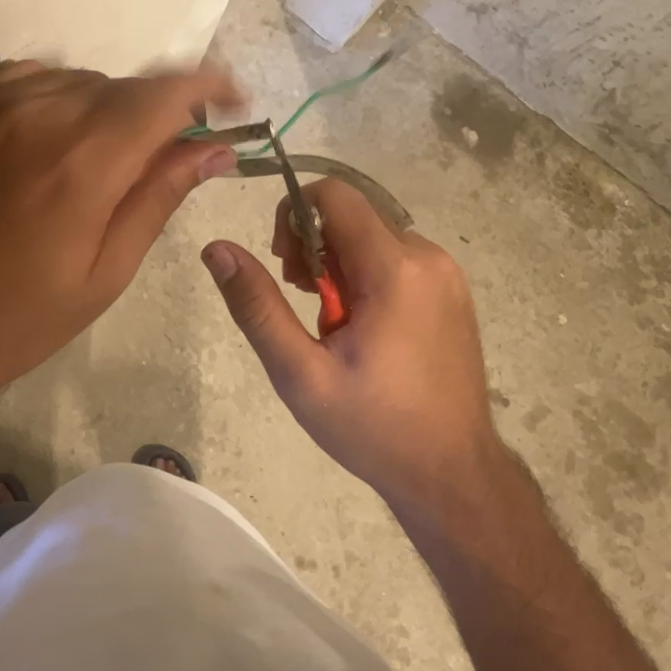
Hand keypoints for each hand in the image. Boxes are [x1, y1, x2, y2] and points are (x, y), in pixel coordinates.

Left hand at [0, 61, 241, 430]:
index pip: (166, 91)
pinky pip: (26, 79)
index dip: (210, 87)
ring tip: (94, 163)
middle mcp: (38, 113)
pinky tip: (46, 144)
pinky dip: (53, 100)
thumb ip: (161, 195)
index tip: (232, 103)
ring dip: (102, 108)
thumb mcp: (106, 270)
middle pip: (122, 85)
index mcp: (84, 159)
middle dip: (153, 114)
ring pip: (75, 79)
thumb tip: (216, 148)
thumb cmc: (16, 318)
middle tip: (154, 163)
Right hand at [200, 178, 500, 505]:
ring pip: (373, 235)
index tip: (285, 269)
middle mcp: (428, 257)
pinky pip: (397, 257)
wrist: (453, 475)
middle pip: (352, 213)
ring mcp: (447, 274)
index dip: (294, 216)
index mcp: (394, 269)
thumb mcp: (300, 373)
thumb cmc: (373, 427)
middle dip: (314, 244)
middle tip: (303, 302)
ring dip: (339, 262)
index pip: (334, 195)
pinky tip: (362, 328)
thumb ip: (256, 306)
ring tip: (332, 324)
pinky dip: (368, 275)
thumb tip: (216, 249)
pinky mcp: (453, 292)